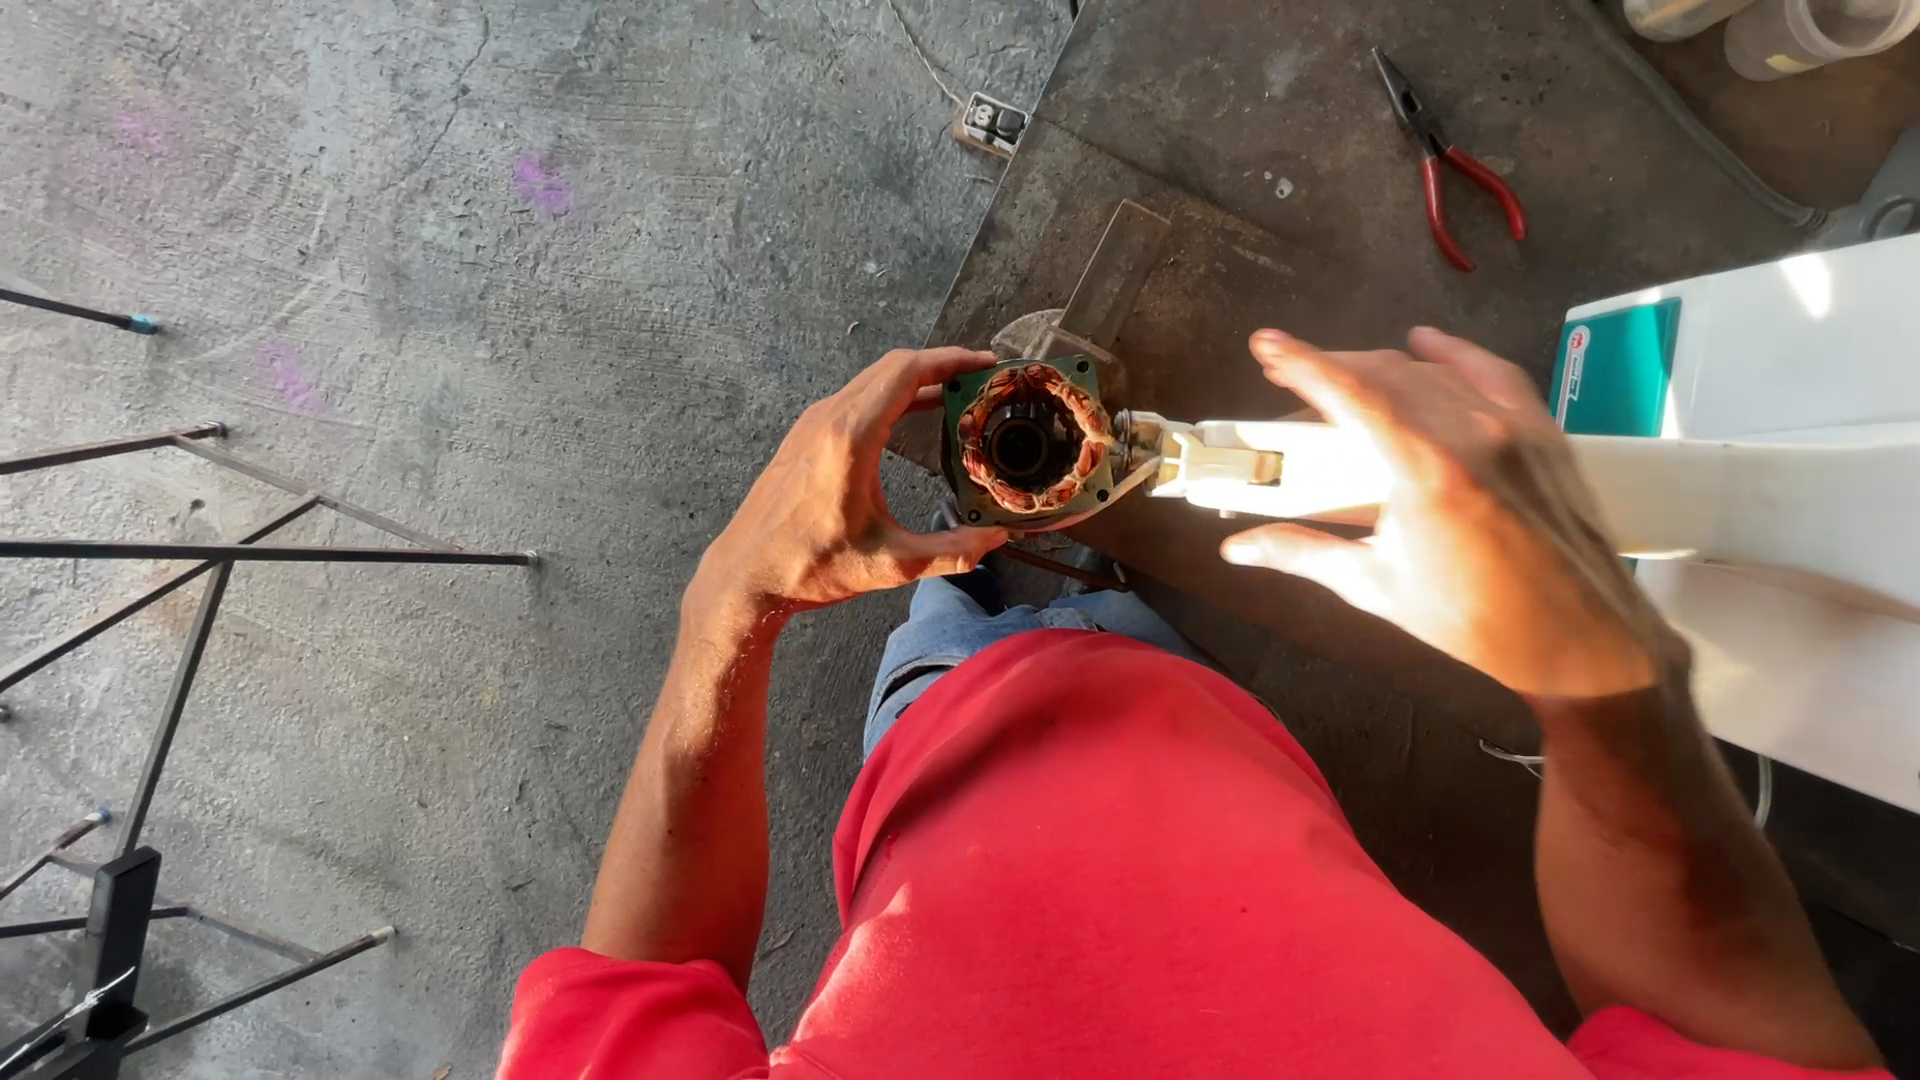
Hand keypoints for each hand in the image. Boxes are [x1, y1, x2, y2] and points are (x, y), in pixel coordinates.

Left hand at [691, 347, 1008, 615]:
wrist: (746, 574)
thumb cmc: (811, 567)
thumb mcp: (891, 565)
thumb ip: (950, 552)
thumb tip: (995, 540)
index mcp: (850, 439)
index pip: (906, 372)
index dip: (950, 360)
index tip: (984, 364)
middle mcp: (828, 418)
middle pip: (891, 368)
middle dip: (940, 366)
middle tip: (979, 380)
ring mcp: (812, 423)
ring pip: (872, 381)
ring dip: (914, 381)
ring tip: (954, 395)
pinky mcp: (804, 436)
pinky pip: (855, 398)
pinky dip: (890, 397)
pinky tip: (911, 417)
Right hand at [1220, 327, 1683, 699]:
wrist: (1583, 640)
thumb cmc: (1472, 620)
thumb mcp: (1375, 587)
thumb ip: (1301, 554)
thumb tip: (1236, 549)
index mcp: (1426, 472)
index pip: (1352, 395)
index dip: (1303, 363)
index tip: (1265, 343)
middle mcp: (1472, 434)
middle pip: (1385, 374)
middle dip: (1328, 365)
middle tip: (1283, 370)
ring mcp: (1514, 427)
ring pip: (1431, 372)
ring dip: (1375, 366)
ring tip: (1336, 373)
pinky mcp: (1542, 432)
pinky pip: (1490, 374)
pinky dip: (1450, 355)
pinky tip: (1423, 344)